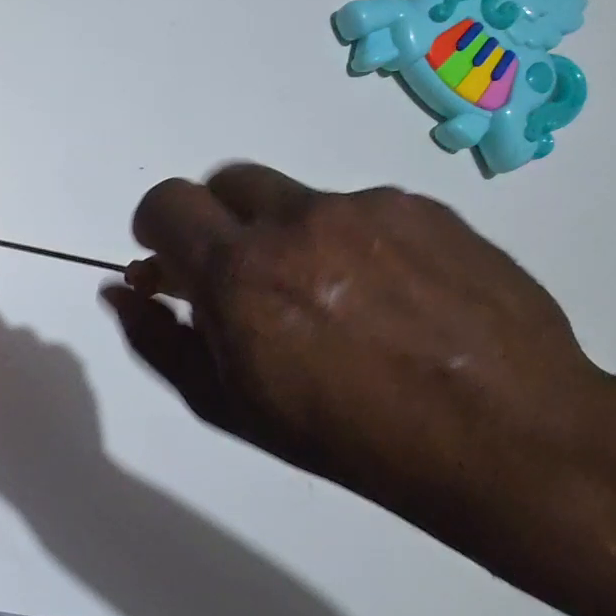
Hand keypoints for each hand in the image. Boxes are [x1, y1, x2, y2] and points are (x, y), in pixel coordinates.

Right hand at [105, 164, 611, 510]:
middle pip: (225, 182)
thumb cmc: (336, 433)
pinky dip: (343, 243)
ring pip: (295, 200)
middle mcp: (299, 222)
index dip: (154, 229)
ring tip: (320, 301)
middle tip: (233, 277)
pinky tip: (376, 298)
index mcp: (238, 273)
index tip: (167, 265)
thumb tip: (120, 289)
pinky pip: (357, 211)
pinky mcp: (428, 209)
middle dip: (212, 221)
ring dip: (281, 236)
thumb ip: (157, 338)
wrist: (495, 431)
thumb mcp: (221, 401)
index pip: (165, 204)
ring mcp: (370, 209)